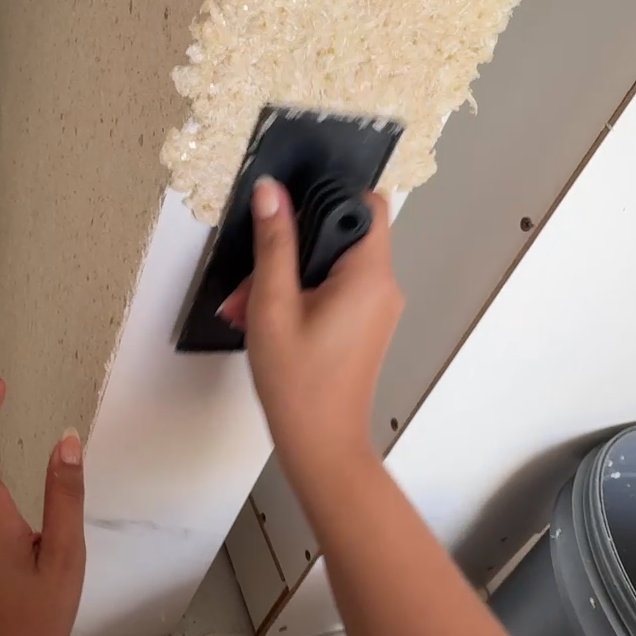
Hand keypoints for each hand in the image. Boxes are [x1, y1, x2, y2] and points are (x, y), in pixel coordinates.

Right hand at [220, 177, 403, 484]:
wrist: (320, 444)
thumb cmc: (297, 382)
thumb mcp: (273, 304)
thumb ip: (274, 242)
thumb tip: (272, 191)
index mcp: (368, 275)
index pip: (368, 204)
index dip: (330, 196)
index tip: (292, 208)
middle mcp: (383, 286)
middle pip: (344, 234)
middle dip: (296, 243)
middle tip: (258, 271)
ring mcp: (377, 307)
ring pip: (334, 263)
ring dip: (292, 273)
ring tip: (252, 302)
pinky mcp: (366, 324)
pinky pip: (336, 289)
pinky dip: (303, 293)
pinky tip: (268, 316)